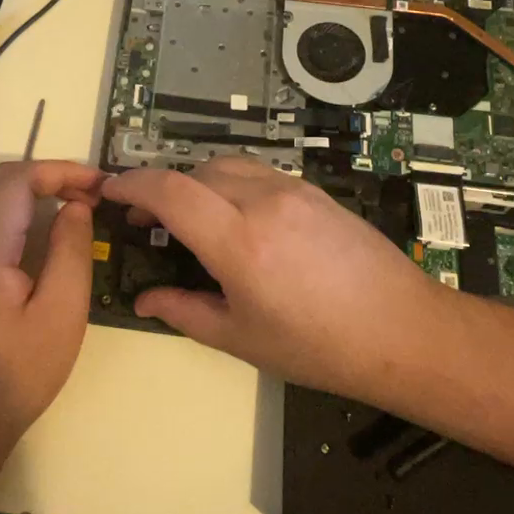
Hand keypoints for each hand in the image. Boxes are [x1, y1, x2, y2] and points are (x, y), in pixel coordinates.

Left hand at [0, 160, 106, 451]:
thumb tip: (75, 206)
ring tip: (58, 203)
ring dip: (20, 186)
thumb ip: (70, 252)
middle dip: (45, 176)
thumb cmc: (15, 374)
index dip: (61, 171)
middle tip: (88, 197)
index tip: (98, 186)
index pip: (18, 180)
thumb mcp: (62, 316)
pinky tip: (16, 222)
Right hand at [103, 158, 437, 400]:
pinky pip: (258, 172)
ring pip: (226, 165)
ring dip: (195, 181)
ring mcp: (294, 191)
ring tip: (187, 215)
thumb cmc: (320, 347)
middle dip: (160, 188)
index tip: (109, 191)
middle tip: (144, 218)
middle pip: (194, 173)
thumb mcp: (243, 339)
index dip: (131, 185)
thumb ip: (185, 313)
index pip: (170, 192)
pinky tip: (233, 215)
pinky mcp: (315, 191)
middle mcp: (264, 203)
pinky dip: (230, 183)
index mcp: (240, 244)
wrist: (403, 330)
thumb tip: (145, 300)